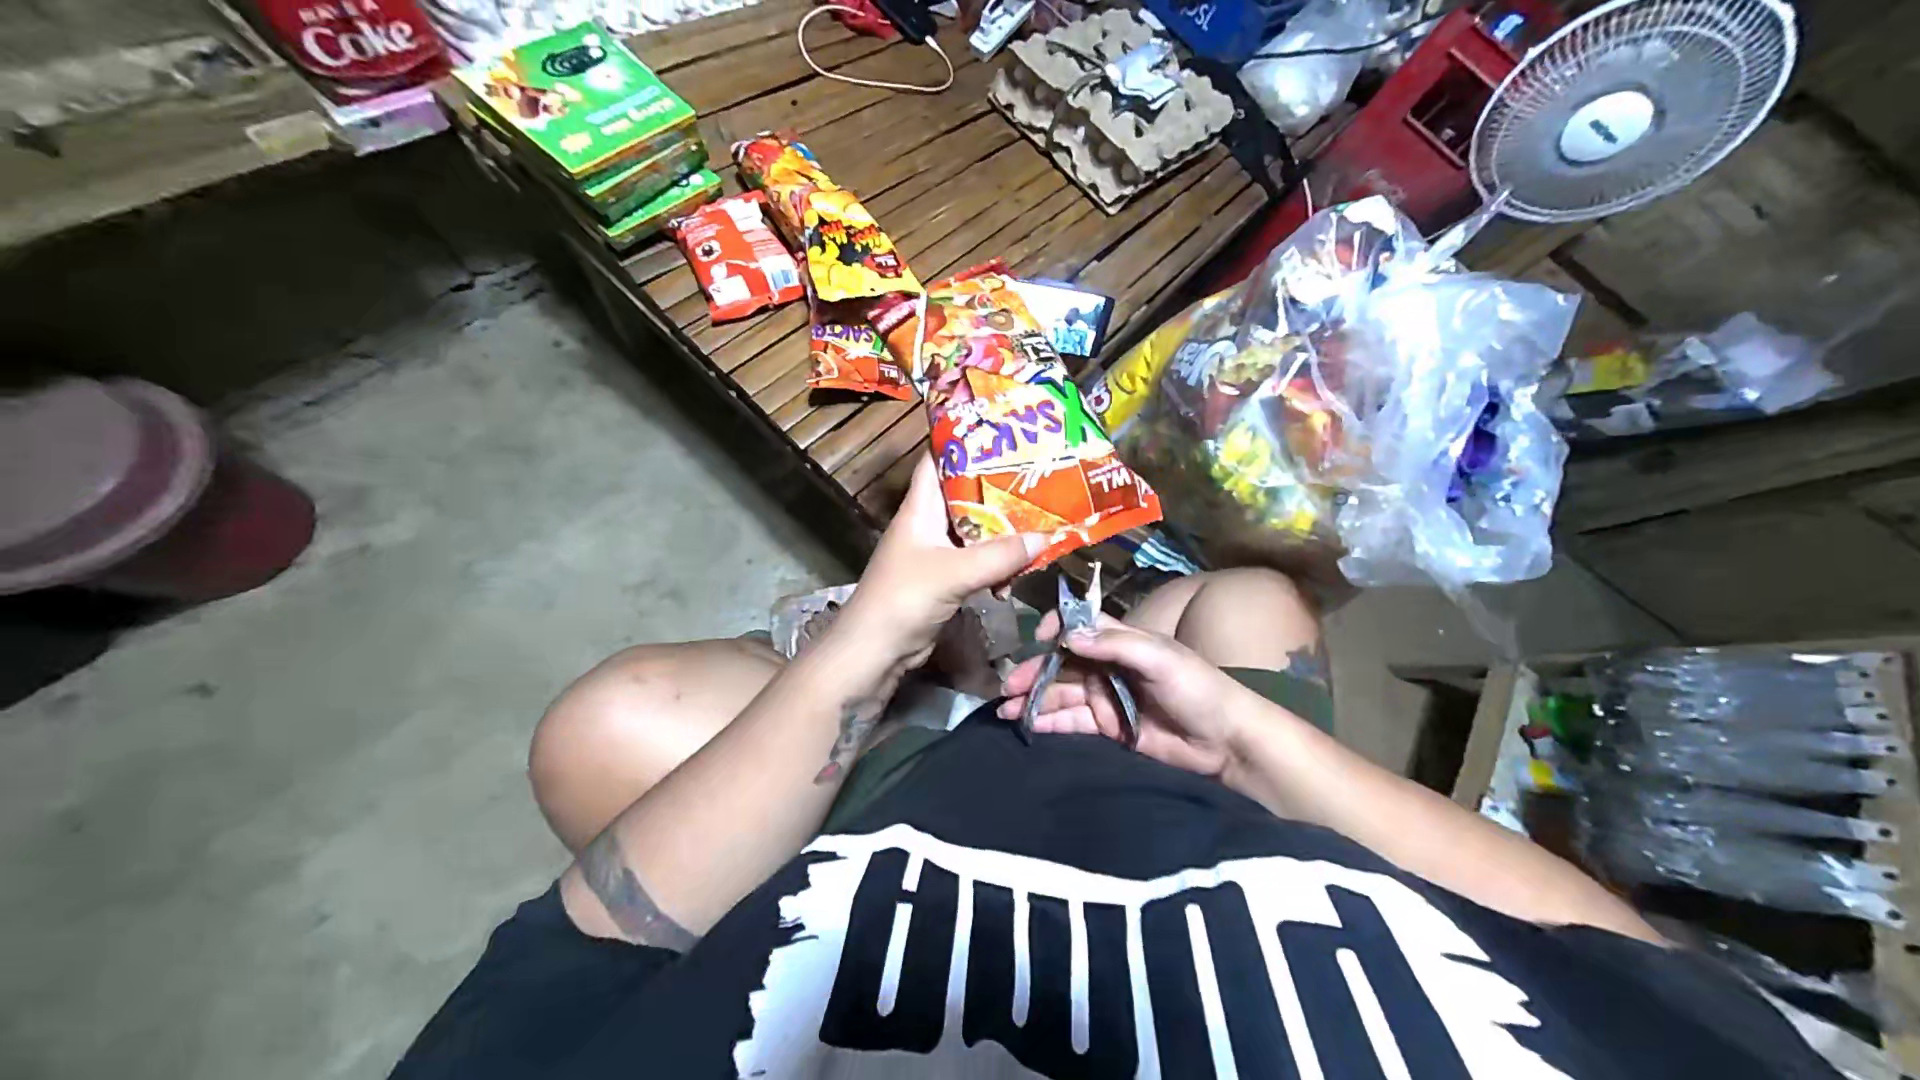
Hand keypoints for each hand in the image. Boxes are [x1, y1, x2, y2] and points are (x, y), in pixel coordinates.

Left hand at [835, 453, 1044, 666]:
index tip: (1003, 431)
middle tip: (1041, 482)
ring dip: (1005, 536)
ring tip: (1039, 534)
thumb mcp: (955, 572)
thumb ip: (1001, 555)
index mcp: (921, 508)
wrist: (874, 652)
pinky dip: (997, 566)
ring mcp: (936, 553)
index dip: (964, 441)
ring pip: (977, 533)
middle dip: (1001, 492)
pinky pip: (978, 563)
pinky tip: (1016, 577)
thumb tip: (1047, 538)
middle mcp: (928, 524)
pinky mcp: (944, 580)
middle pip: (967, 497)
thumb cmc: (904, 599)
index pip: (937, 459)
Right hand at [997, 613, 1250, 777]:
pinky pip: (1072, 722)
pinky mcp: (1107, 727)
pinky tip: (1028, 725)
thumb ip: (1115, 644)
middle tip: (1007, 688)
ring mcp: (1105, 697)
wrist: (1225, 742)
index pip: (1080, 625)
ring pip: (1061, 694)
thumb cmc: (1198, 688)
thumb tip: (1068, 637)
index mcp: (1121, 641)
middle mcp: (1107, 665)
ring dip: (1034, 700)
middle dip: (1033, 673)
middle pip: (1061, 664)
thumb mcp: (1161, 658)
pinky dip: (1049, 723)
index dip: (1056, 628)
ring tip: (1006, 710)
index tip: (1037, 638)